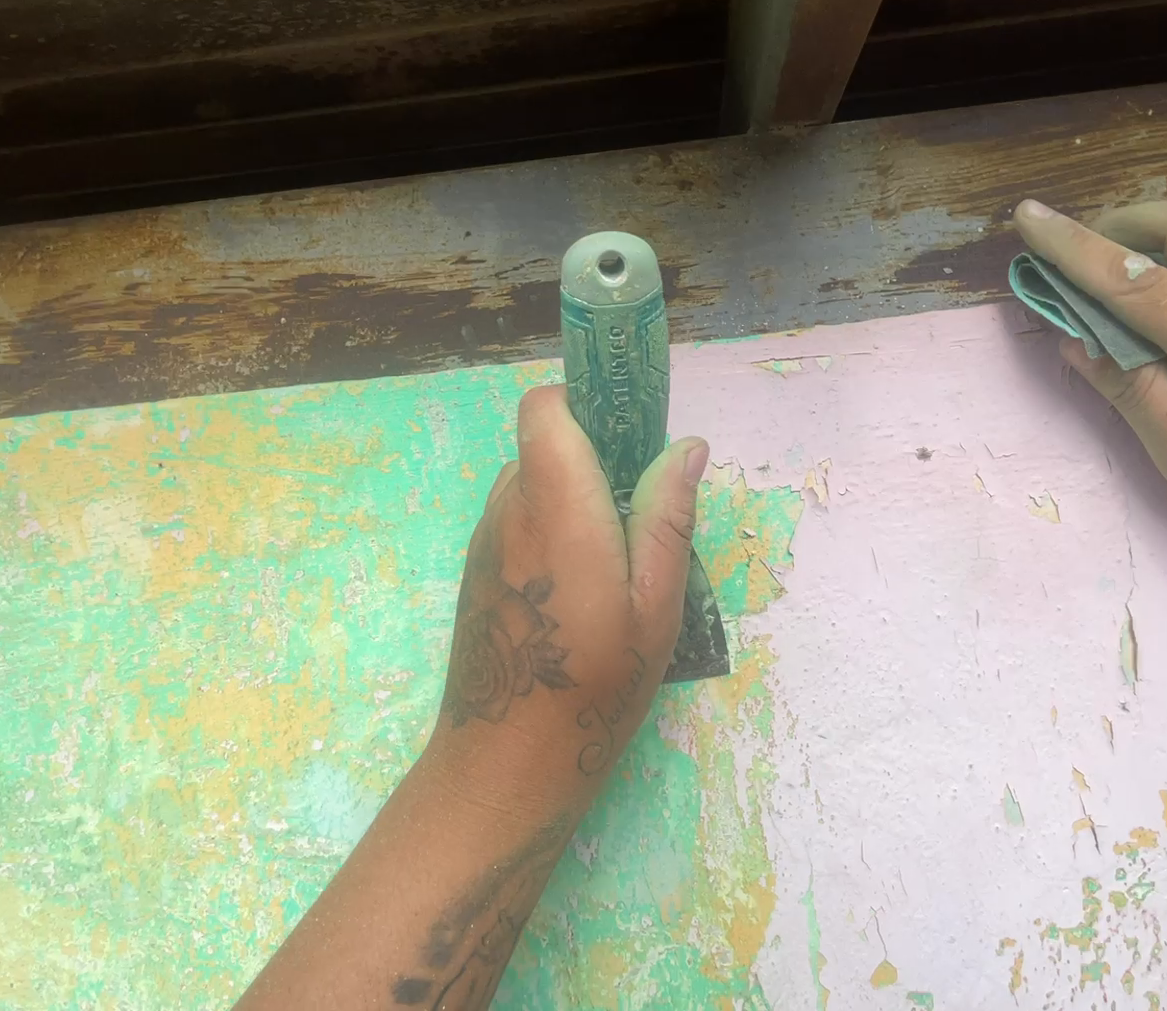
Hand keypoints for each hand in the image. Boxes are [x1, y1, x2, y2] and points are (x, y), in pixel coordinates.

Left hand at [420, 384, 708, 817]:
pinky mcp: (478, 569)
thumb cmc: (594, 684)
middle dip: (595, 458)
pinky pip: (520, 520)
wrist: (505, 762)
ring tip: (616, 561)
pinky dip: (554, 528)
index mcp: (555, 504)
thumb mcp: (656, 604)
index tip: (631, 438)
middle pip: (545, 445)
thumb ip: (667, 517)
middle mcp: (509, 509)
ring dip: (575, 497)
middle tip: (641, 515)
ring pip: (533, 483)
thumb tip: (688, 445)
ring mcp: (486, 540)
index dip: (585, 404)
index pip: (545, 407)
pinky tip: (581, 589)